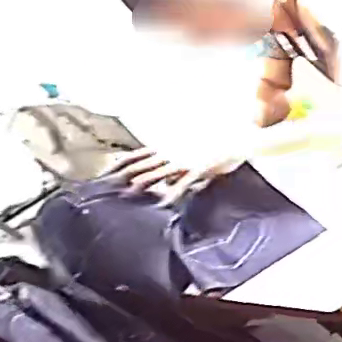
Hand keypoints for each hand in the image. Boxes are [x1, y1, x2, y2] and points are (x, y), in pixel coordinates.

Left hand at [103, 148, 242, 204]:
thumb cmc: (219, 146)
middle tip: (105, 189)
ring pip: (154, 173)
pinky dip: (172, 193)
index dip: (116, 164)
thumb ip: (177, 168)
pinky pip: (181, 182)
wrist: (239, 139)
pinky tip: (164, 203)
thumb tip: (167, 183)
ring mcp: (183, 162)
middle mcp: (169, 154)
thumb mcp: (193, 155)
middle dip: (120, 177)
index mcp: (166, 149)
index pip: (133, 156)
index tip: (103, 175)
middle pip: (138, 165)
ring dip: (139, 185)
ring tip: (126, 196)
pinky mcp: (198, 169)